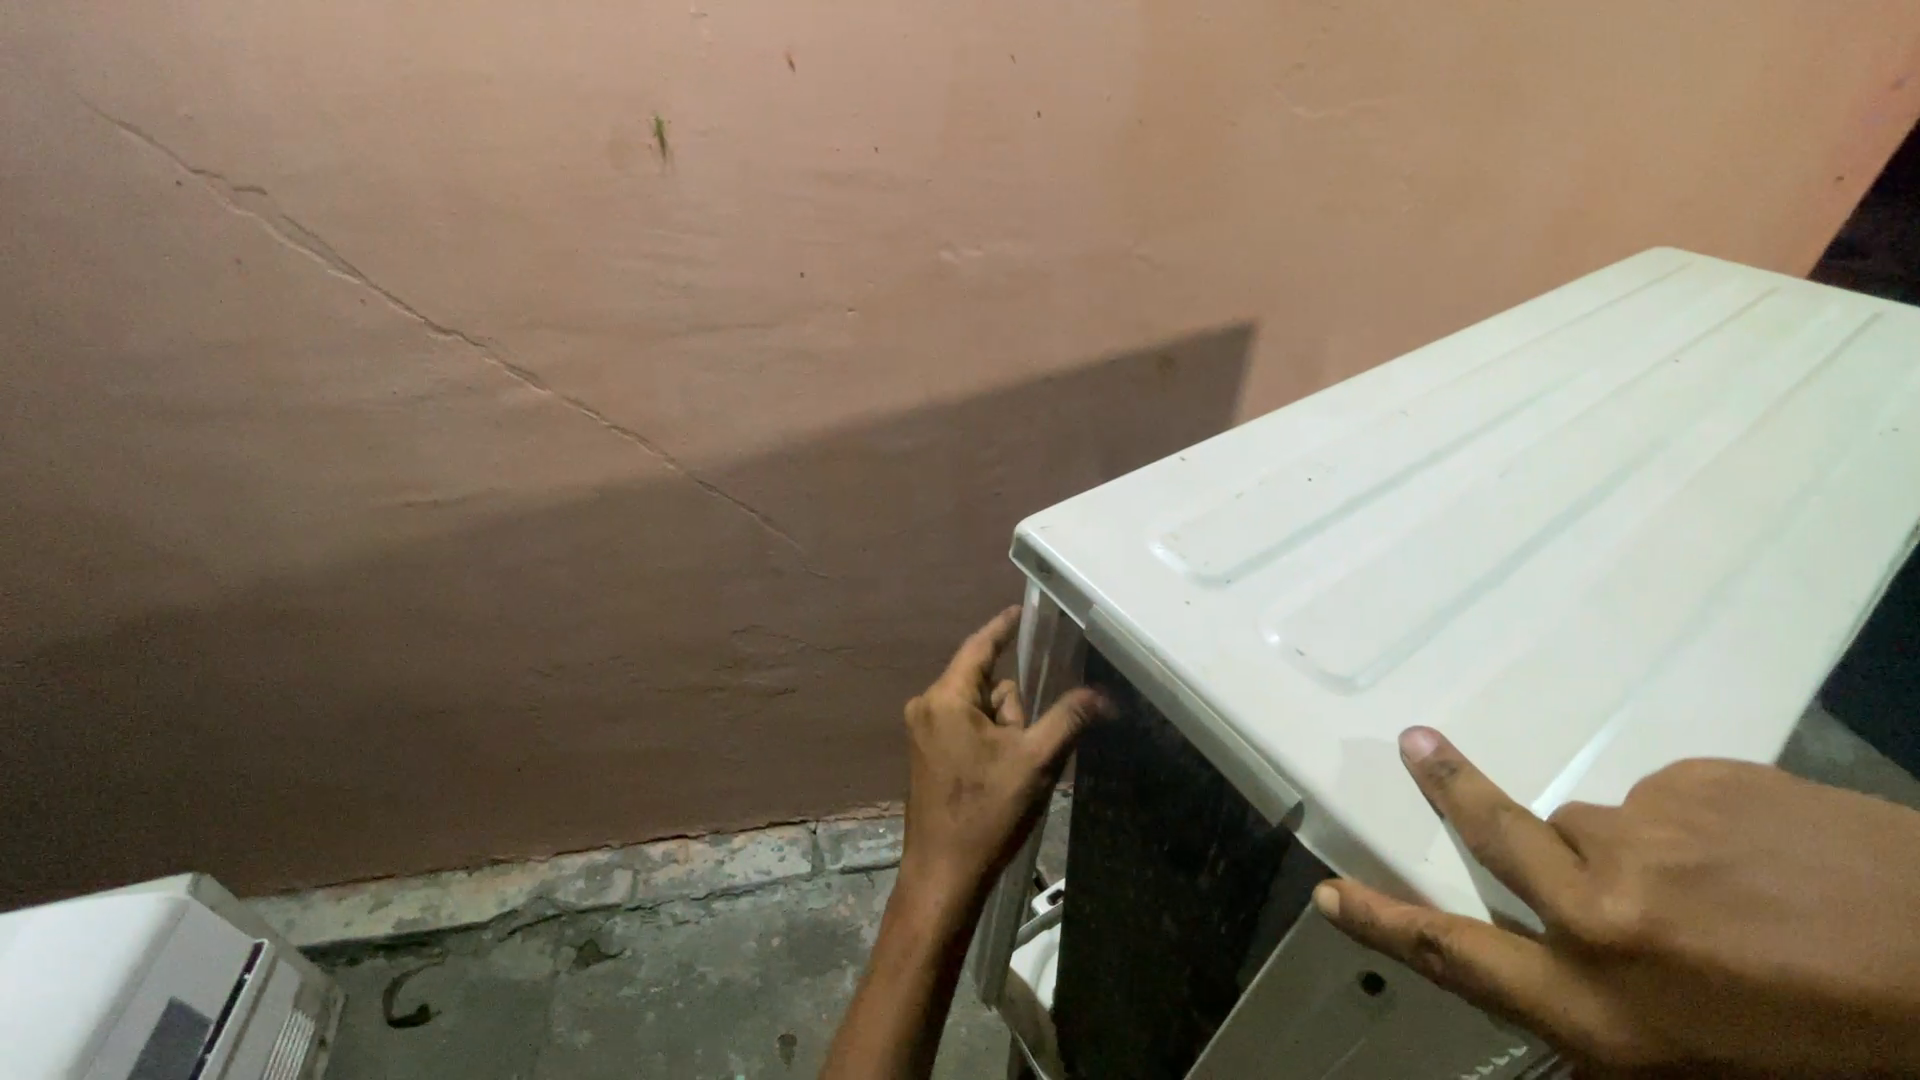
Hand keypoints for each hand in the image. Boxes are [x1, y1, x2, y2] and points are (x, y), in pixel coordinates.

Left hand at [898, 605, 1109, 901]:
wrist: (944, 874)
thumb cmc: (986, 813)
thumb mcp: (1036, 761)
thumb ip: (1068, 717)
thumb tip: (1102, 694)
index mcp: (946, 698)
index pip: (979, 647)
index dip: (1003, 627)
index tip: (1021, 610)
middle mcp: (927, 706)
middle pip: (986, 685)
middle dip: (1013, 711)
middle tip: (1024, 751)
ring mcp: (922, 731)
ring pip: (980, 710)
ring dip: (1003, 731)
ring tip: (1009, 773)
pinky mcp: (925, 753)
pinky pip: (965, 728)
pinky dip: (988, 742)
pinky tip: (996, 778)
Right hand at [1316, 727, 1919, 1077]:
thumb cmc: (1844, 1045)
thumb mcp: (1711, 1070)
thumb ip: (1616, 1035)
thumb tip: (1565, 1020)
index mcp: (1608, 1005)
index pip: (1457, 956)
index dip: (1383, 923)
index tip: (1328, 893)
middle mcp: (1602, 913)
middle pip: (1498, 834)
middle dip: (1449, 787)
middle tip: (1418, 747)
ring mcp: (1647, 833)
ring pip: (1594, 824)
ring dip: (1625, 849)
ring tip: (1718, 885)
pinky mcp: (1697, 782)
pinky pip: (1661, 799)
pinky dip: (1687, 825)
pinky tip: (1761, 858)